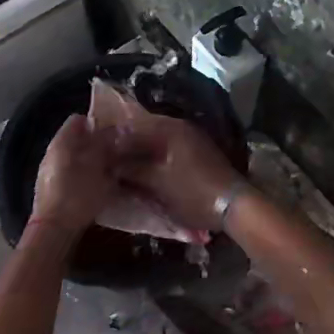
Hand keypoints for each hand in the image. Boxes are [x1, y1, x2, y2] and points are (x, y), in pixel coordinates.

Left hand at [29, 115, 117, 239]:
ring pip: (75, 158)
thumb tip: (113, 130)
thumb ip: (104, 145)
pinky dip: (85, 177)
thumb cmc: (78, 193)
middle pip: (76, 140)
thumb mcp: (97, 166)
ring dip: (92, 162)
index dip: (97, 124)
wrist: (55, 228)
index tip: (115, 133)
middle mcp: (51, 153)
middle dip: (97, 145)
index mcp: (60, 142)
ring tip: (112, 172)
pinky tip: (98, 188)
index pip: (78, 120)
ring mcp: (49, 172)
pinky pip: (71, 175)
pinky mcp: (51, 190)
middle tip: (118, 153)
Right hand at [115, 113, 242, 230]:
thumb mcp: (156, 182)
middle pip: (144, 132)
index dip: (114, 139)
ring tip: (123, 167)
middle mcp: (181, 128)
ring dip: (140, 153)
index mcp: (170, 129)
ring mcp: (191, 140)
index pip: (132, 126)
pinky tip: (144, 171)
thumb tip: (110, 165)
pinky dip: (154, 158)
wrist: (234, 207)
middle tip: (108, 160)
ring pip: (156, 142)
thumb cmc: (192, 192)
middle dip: (127, 146)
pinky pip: (167, 150)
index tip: (99, 151)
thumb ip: (130, 170)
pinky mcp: (197, 154)